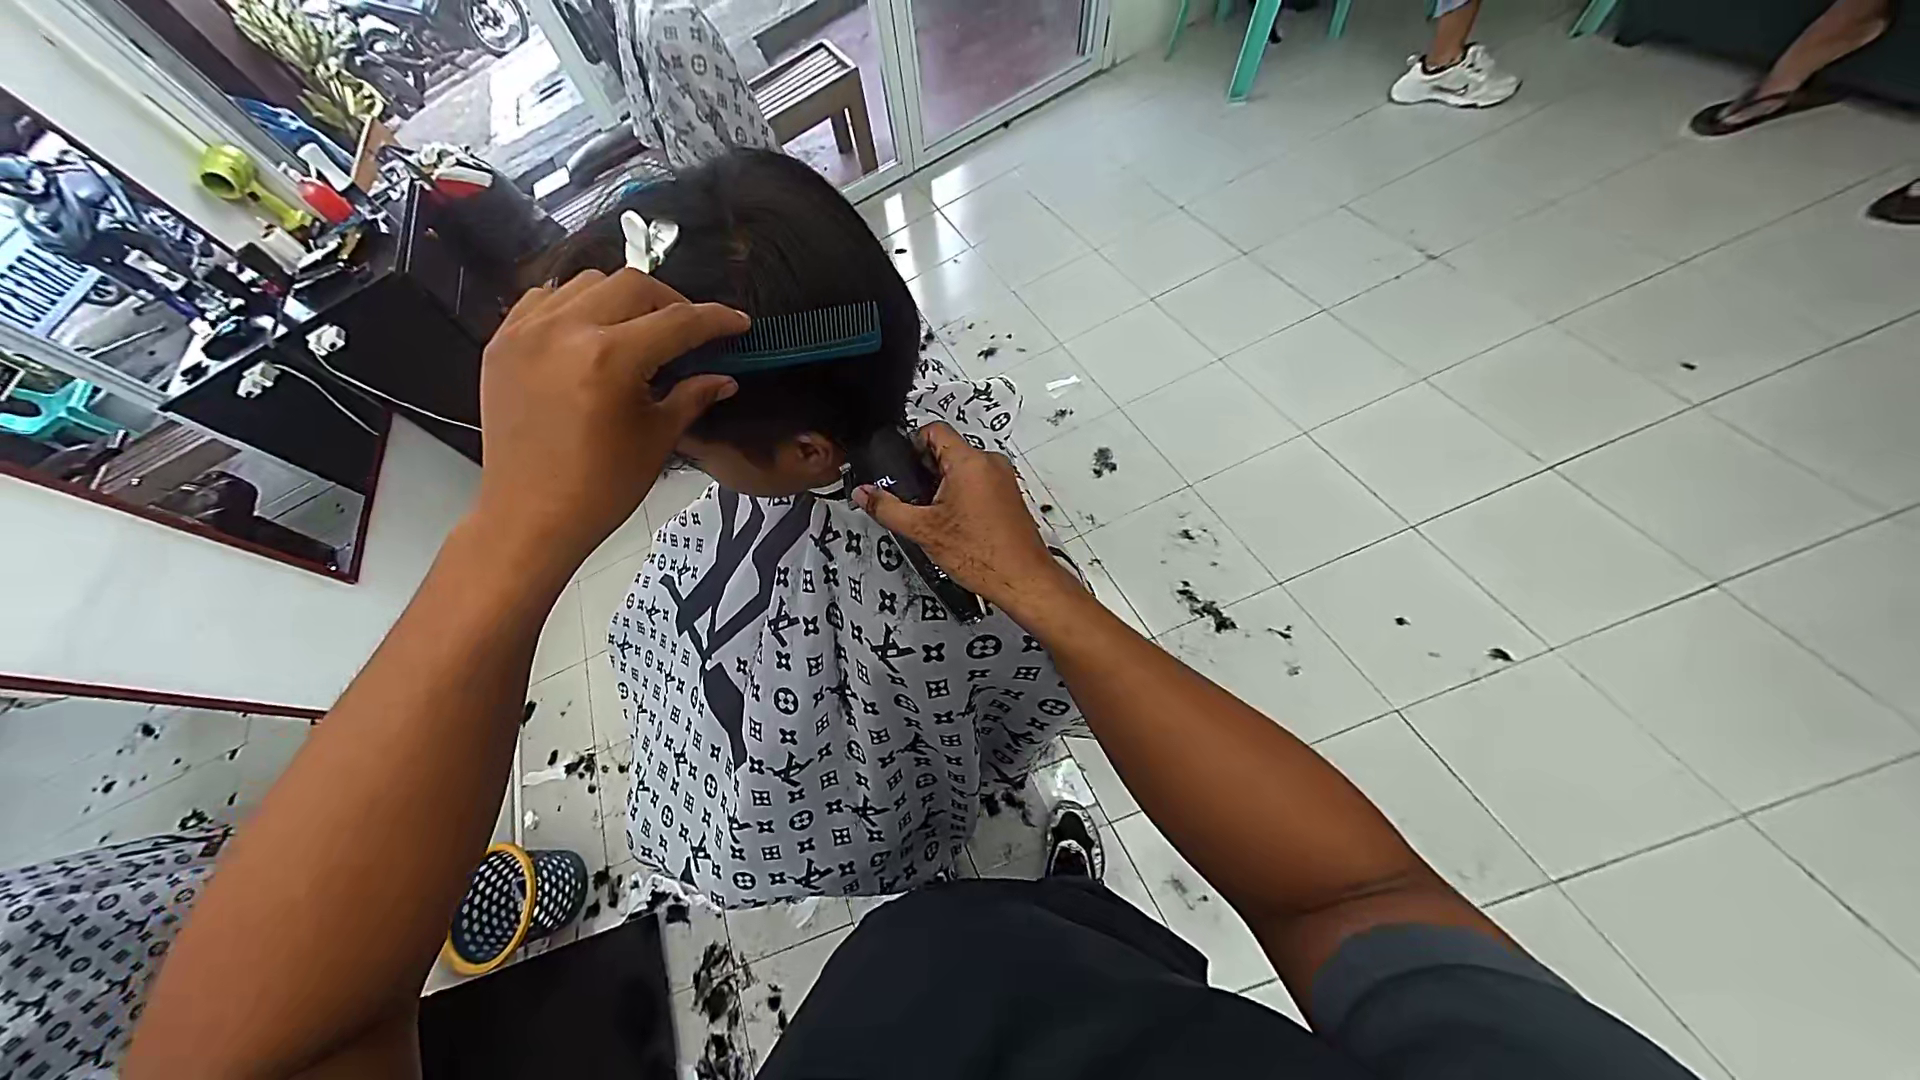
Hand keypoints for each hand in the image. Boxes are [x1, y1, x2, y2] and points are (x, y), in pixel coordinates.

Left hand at [472, 268, 747, 567]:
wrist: (532, 515)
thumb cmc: (598, 488)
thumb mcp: (659, 438)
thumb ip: (693, 396)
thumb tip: (722, 379)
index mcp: (608, 359)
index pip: (677, 321)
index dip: (715, 320)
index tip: (735, 322)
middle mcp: (563, 333)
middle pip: (633, 285)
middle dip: (673, 303)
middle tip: (692, 330)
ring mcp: (527, 334)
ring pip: (588, 282)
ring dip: (625, 298)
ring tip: (644, 330)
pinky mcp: (504, 343)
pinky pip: (547, 299)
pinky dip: (579, 305)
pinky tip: (596, 333)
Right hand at [852, 422, 1077, 616]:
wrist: (1022, 579)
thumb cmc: (986, 556)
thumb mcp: (923, 531)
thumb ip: (887, 508)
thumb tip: (867, 494)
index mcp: (970, 463)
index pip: (933, 430)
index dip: (911, 445)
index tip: (901, 466)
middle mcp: (991, 464)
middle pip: (947, 449)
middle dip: (925, 471)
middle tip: (914, 498)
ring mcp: (1003, 478)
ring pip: (962, 467)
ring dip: (943, 485)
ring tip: (935, 515)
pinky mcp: (1009, 494)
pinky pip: (978, 482)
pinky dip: (962, 495)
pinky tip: (954, 523)